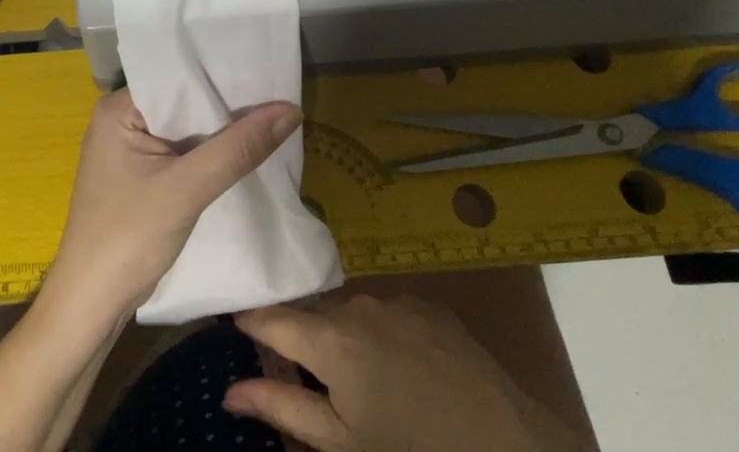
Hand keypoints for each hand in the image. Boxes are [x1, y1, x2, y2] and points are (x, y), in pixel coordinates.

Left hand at [43, 89, 301, 317]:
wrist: (91, 305)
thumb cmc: (127, 238)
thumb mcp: (187, 189)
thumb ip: (237, 149)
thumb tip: (290, 109)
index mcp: (118, 108)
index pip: (177, 76)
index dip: (221, 72)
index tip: (268, 69)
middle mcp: (121, 121)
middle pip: (184, 101)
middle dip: (228, 102)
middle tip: (282, 94)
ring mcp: (130, 152)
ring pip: (187, 130)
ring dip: (223, 131)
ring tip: (275, 117)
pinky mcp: (141, 179)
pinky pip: (183, 154)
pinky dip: (211, 155)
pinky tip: (247, 153)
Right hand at [225, 295, 581, 451]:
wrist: (509, 445)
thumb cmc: (413, 451)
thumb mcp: (341, 442)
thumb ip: (281, 409)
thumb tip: (229, 391)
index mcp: (330, 339)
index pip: (269, 317)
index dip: (247, 323)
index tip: (233, 332)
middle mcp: (359, 306)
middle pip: (309, 313)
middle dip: (297, 339)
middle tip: (298, 378)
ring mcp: (399, 301)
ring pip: (348, 312)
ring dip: (339, 336)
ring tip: (353, 380)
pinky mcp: (432, 307)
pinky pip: (386, 312)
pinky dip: (376, 333)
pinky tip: (396, 370)